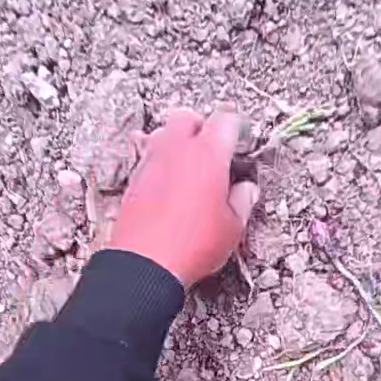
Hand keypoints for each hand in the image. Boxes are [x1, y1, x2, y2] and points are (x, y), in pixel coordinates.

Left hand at [107, 107, 260, 287]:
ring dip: (179, 142)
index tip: (243, 140)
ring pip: (165, 133)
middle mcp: (177, 149)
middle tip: (215, 149)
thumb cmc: (194, 244)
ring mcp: (151, 161)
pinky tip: (172, 183)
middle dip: (203, 127)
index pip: (226, 121)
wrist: (147, 263)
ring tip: (192, 166)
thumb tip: (247, 189)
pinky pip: (149, 155)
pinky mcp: (134, 178)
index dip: (238, 128)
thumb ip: (243, 200)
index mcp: (208, 155)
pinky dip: (162, 161)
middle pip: (188, 117)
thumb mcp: (233, 227)